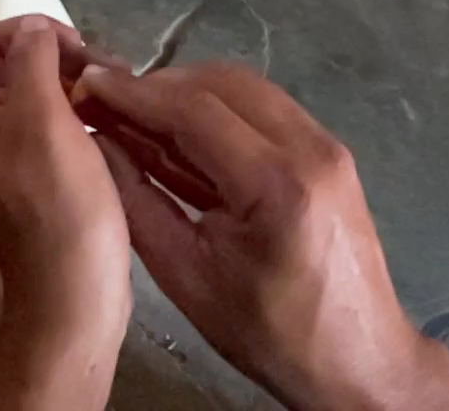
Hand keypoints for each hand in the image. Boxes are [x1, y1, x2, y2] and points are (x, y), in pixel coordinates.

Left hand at [0, 0, 129, 409]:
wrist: (74, 294)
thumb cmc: (54, 206)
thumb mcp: (41, 121)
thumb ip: (30, 62)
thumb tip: (28, 26)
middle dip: (27, 34)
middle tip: (74, 42)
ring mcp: (11, 140)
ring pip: (24, 75)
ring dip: (57, 60)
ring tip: (101, 67)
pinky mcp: (42, 157)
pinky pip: (48, 103)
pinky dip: (71, 88)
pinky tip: (106, 93)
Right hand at [73, 64, 448, 410]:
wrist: (364, 366)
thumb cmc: (268, 334)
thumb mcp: (186, 277)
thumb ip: (136, 201)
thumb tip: (96, 141)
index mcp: (278, 186)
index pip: (191, 110)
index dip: (132, 92)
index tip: (85, 84)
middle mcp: (309, 147)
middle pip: (214, 83)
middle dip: (152, 85)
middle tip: (105, 101)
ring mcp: (325, 142)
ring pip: (236, 83)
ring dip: (180, 89)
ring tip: (136, 113)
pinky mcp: (325, 145)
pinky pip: (256, 101)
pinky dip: (210, 102)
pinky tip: (178, 128)